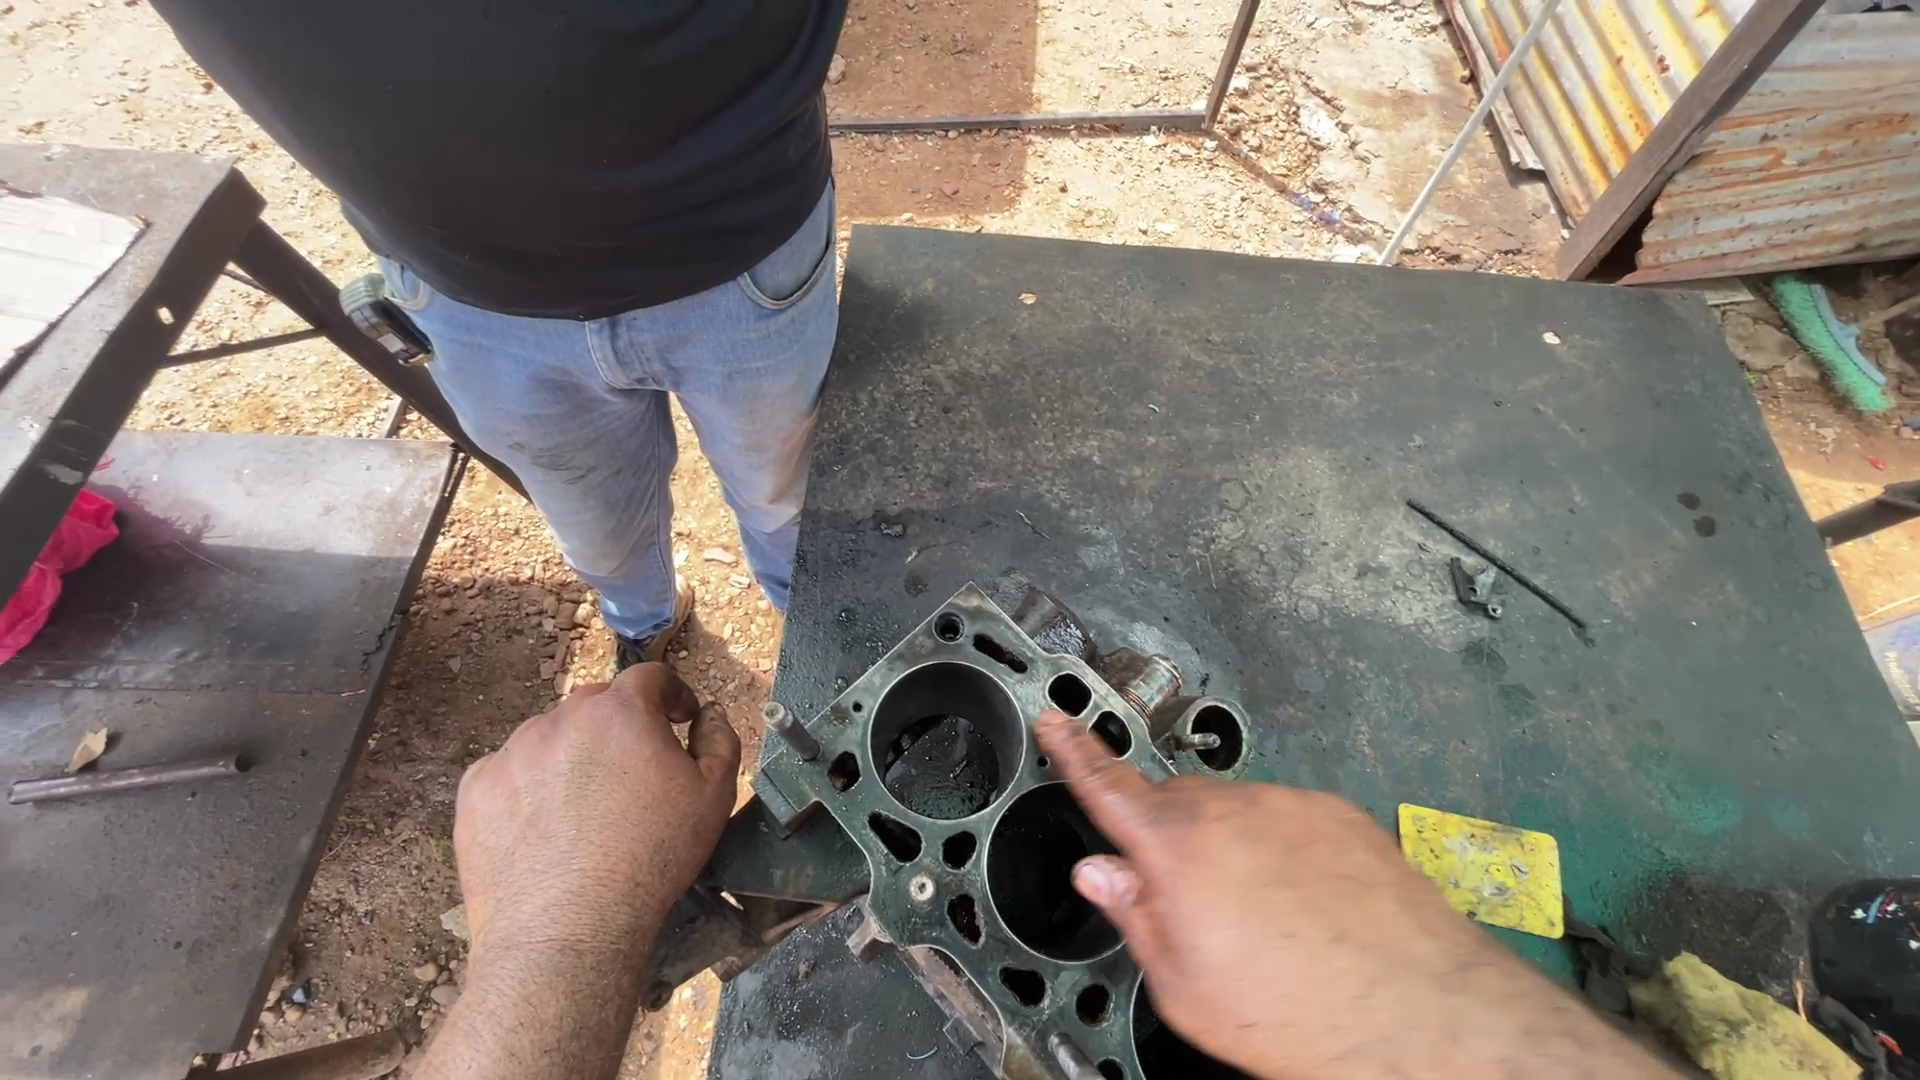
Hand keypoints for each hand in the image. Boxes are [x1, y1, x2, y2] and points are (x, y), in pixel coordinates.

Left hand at [453, 663, 740, 953]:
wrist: (568, 930)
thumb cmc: (653, 856)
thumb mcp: (714, 794)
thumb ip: (720, 738)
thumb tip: (708, 713)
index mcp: (622, 711)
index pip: (650, 676)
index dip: (672, 693)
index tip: (680, 720)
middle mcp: (562, 718)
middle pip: (598, 702)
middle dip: (622, 723)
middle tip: (635, 767)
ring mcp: (512, 753)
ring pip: (552, 734)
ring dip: (575, 750)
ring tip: (587, 802)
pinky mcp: (477, 790)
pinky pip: (510, 769)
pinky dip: (531, 782)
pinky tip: (546, 823)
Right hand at [1036, 710, 1680, 1079]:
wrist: (1428, 1018)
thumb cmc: (1293, 1013)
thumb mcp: (1185, 989)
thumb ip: (1134, 915)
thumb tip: (1097, 869)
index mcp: (1175, 846)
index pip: (1106, 785)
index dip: (1073, 749)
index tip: (1054, 717)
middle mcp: (1225, 808)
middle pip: (1174, 807)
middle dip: (1171, 841)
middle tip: (1199, 905)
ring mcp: (1283, 803)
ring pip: (1232, 814)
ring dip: (1231, 850)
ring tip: (1268, 919)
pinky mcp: (1334, 812)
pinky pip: (1284, 819)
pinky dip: (1281, 851)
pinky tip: (1310, 906)